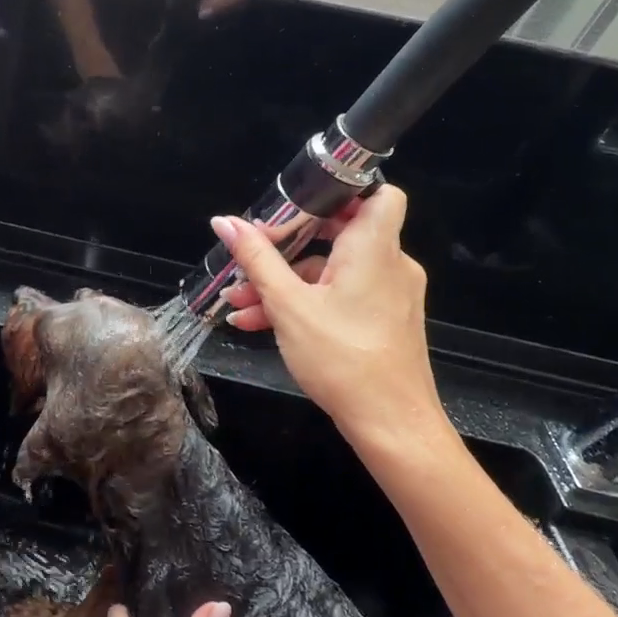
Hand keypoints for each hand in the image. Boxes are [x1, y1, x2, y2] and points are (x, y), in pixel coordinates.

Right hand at [209, 185, 447, 445]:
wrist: (392, 426)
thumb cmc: (342, 358)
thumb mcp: (287, 304)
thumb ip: (256, 258)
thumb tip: (225, 221)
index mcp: (373, 250)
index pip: (376, 194)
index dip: (339, 190)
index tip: (294, 203)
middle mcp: (388, 265)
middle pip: (340, 232)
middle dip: (287, 243)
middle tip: (251, 253)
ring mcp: (388, 295)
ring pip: (331, 270)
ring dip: (284, 280)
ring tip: (239, 303)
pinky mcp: (382, 321)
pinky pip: (339, 295)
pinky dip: (304, 301)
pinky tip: (259, 322)